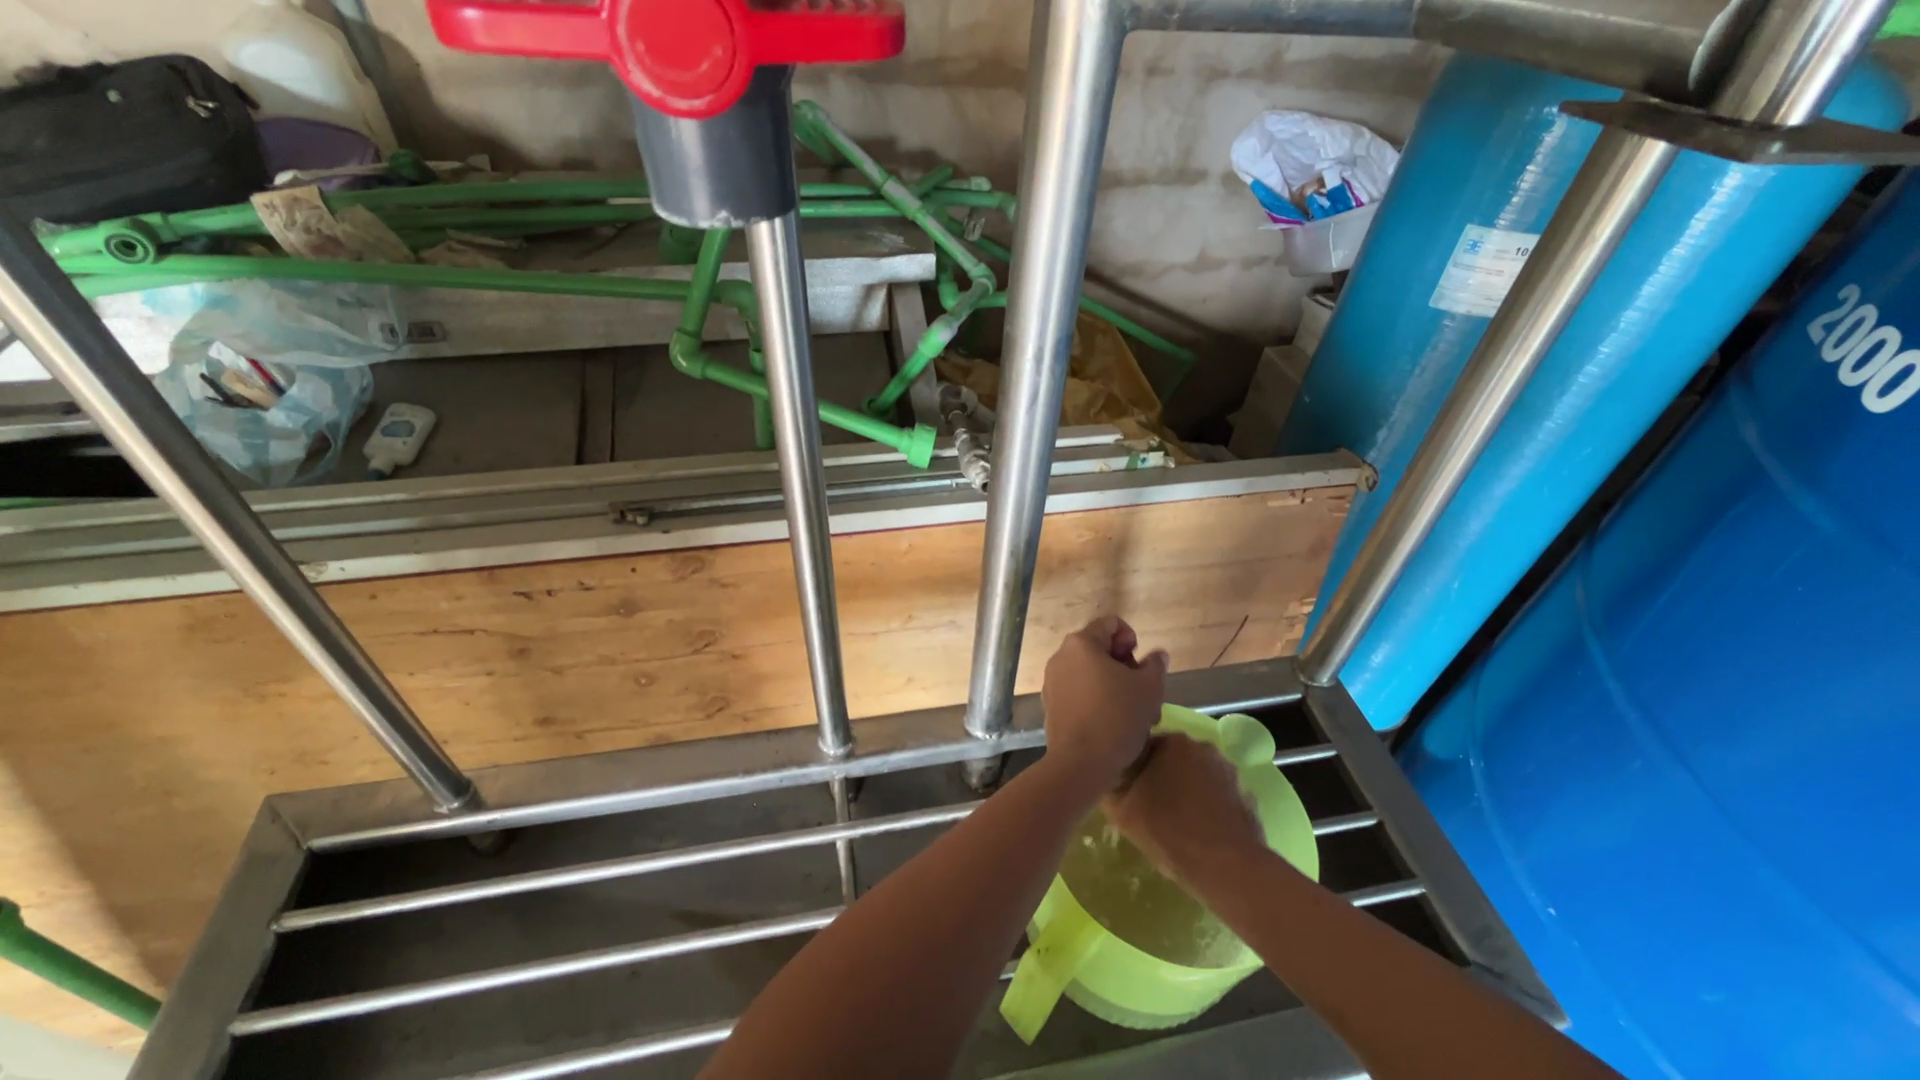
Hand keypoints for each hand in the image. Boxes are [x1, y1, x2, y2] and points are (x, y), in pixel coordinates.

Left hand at [1040, 616, 1168, 795]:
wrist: (1080, 763)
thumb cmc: (1117, 716)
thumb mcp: (1149, 689)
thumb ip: (1155, 666)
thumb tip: (1158, 656)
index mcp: (1081, 643)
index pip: (1110, 624)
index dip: (1131, 637)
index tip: (1142, 663)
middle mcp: (1061, 657)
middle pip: (1098, 648)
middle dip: (1125, 665)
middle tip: (1144, 690)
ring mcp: (1052, 682)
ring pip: (1090, 674)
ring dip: (1114, 685)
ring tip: (1135, 711)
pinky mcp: (1051, 706)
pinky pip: (1079, 693)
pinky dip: (1097, 699)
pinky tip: (1114, 723)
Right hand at [1104, 734, 1266, 881]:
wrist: (1226, 866)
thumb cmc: (1168, 832)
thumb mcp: (1121, 810)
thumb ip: (1110, 784)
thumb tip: (1108, 775)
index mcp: (1173, 742)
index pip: (1144, 747)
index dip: (1135, 771)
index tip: (1130, 793)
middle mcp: (1204, 747)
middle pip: (1173, 760)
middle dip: (1162, 777)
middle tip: (1149, 807)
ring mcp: (1230, 770)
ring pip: (1197, 777)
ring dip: (1186, 791)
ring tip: (1176, 822)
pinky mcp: (1246, 794)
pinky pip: (1217, 795)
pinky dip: (1208, 806)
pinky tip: (1200, 830)